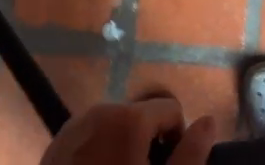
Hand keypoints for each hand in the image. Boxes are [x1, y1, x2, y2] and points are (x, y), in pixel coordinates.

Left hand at [40, 99, 217, 164]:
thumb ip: (190, 154)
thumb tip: (208, 121)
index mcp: (128, 118)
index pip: (171, 110)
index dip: (176, 141)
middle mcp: (100, 111)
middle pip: (142, 117)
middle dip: (148, 145)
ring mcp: (74, 127)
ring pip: (116, 127)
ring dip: (124, 149)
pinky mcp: (55, 145)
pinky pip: (91, 137)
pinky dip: (99, 153)